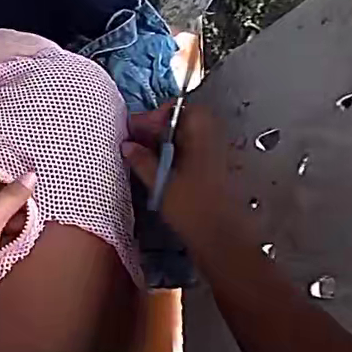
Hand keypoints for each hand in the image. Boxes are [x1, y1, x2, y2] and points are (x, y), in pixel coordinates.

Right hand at [122, 103, 239, 246]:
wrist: (223, 242)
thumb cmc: (194, 211)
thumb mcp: (163, 184)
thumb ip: (143, 161)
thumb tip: (127, 145)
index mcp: (203, 136)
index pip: (180, 109)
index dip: (155, 116)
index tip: (135, 130)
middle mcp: (213, 141)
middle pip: (185, 122)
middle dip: (158, 128)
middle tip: (135, 142)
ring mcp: (217, 157)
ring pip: (188, 139)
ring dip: (165, 143)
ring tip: (142, 157)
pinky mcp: (215, 174)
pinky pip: (193, 154)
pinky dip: (175, 156)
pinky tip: (159, 171)